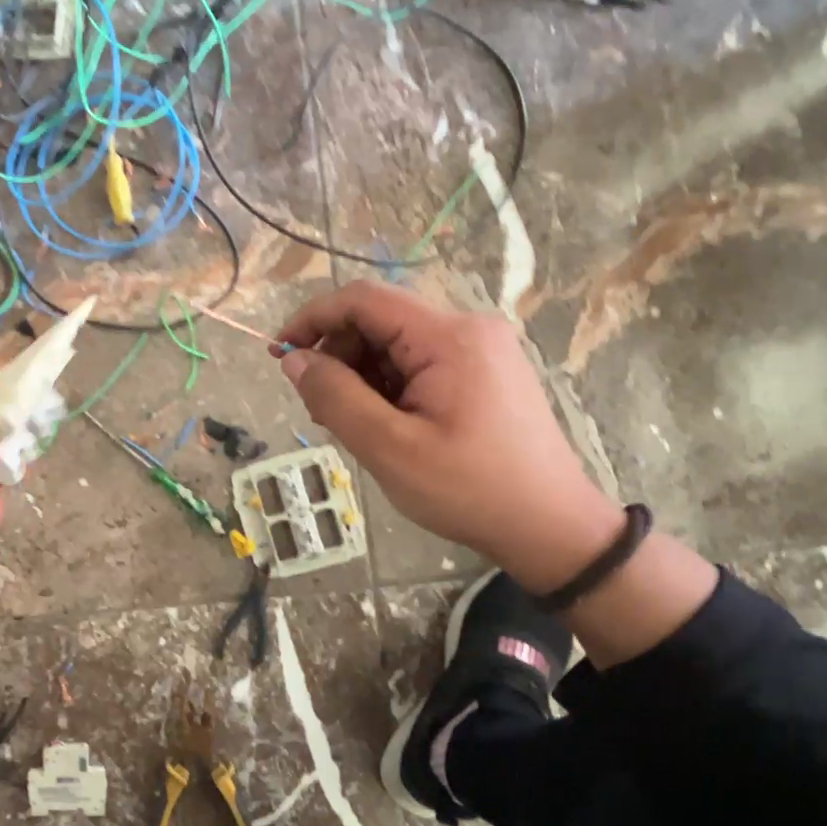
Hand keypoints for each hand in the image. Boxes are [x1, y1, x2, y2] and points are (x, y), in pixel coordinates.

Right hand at [272, 282, 622, 591]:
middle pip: (378, 321)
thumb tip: (293, 359)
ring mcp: (479, 351)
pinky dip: (387, 388)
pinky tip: (384, 427)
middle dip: (337, 358)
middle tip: (320, 412)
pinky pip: (417, 365)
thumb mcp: (388, 447)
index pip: (363, 300)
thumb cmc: (468, 489)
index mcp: (448, 338)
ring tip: (353, 427)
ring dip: (360, 378)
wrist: (549, 525)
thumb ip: (335, 397)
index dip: (312, 319)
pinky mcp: (483, 373)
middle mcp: (467, 330)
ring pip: (395, 346)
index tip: (277, 355)